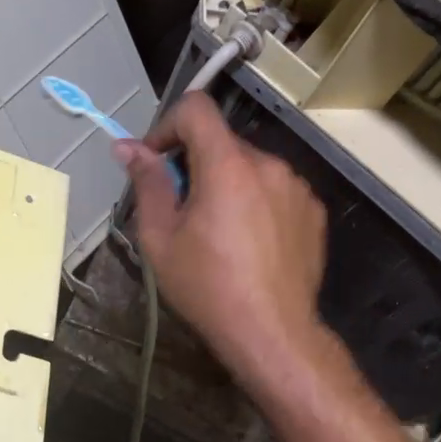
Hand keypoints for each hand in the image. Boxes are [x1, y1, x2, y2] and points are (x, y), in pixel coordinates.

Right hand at [115, 93, 335, 388]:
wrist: (272, 332)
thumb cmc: (207, 286)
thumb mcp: (160, 237)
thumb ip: (147, 183)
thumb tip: (127, 147)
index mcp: (227, 165)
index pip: (196, 108)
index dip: (168, 125)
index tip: (157, 161)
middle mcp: (268, 164)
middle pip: (221, 142)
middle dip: (195, 164)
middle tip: (179, 209)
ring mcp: (297, 187)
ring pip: (249, 167)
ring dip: (226, 183)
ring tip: (216, 231)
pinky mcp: (313, 211)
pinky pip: (275, 189)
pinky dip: (255, 201)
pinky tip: (247, 242)